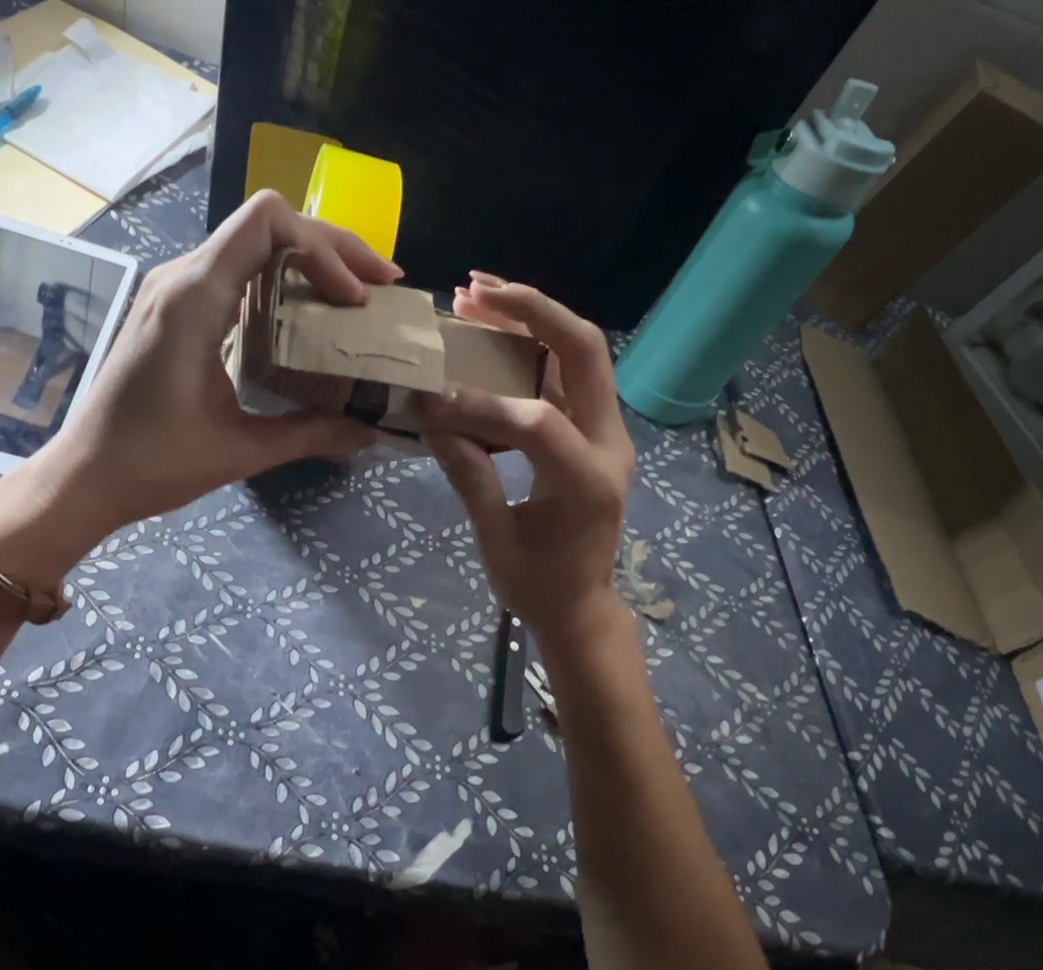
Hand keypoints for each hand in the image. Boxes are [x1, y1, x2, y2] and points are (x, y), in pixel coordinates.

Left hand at [0, 191, 401, 589]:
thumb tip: (370, 432)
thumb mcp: (241, 451)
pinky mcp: (170, 309)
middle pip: (267, 225)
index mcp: (193, 297)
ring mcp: (172, 290)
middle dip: (332, 249)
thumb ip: (311, 435)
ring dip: (307, 263)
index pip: (268, 221)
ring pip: (250, 245)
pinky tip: (306, 316)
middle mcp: (180, 277)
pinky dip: (278, 282)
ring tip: (356, 298)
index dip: (324, 247)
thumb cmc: (154, 463)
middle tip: (384, 286)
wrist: (85, 476)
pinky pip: (233, 272)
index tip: (355, 299)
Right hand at [418, 273, 634, 638]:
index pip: (535, 421)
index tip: (431, 398)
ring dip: (533, 318)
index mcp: (588, 482)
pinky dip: (535, 347)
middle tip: (474, 289)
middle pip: (585, 352)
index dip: (480, 404)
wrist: (582, 608)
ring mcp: (610, 435)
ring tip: (477, 296)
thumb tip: (431, 418)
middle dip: (532, 311)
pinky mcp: (597, 434)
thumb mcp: (495, 540)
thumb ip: (468, 476)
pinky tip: (496, 333)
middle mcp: (611, 446)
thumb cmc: (537, 586)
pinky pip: (572, 376)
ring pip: (583, 354)